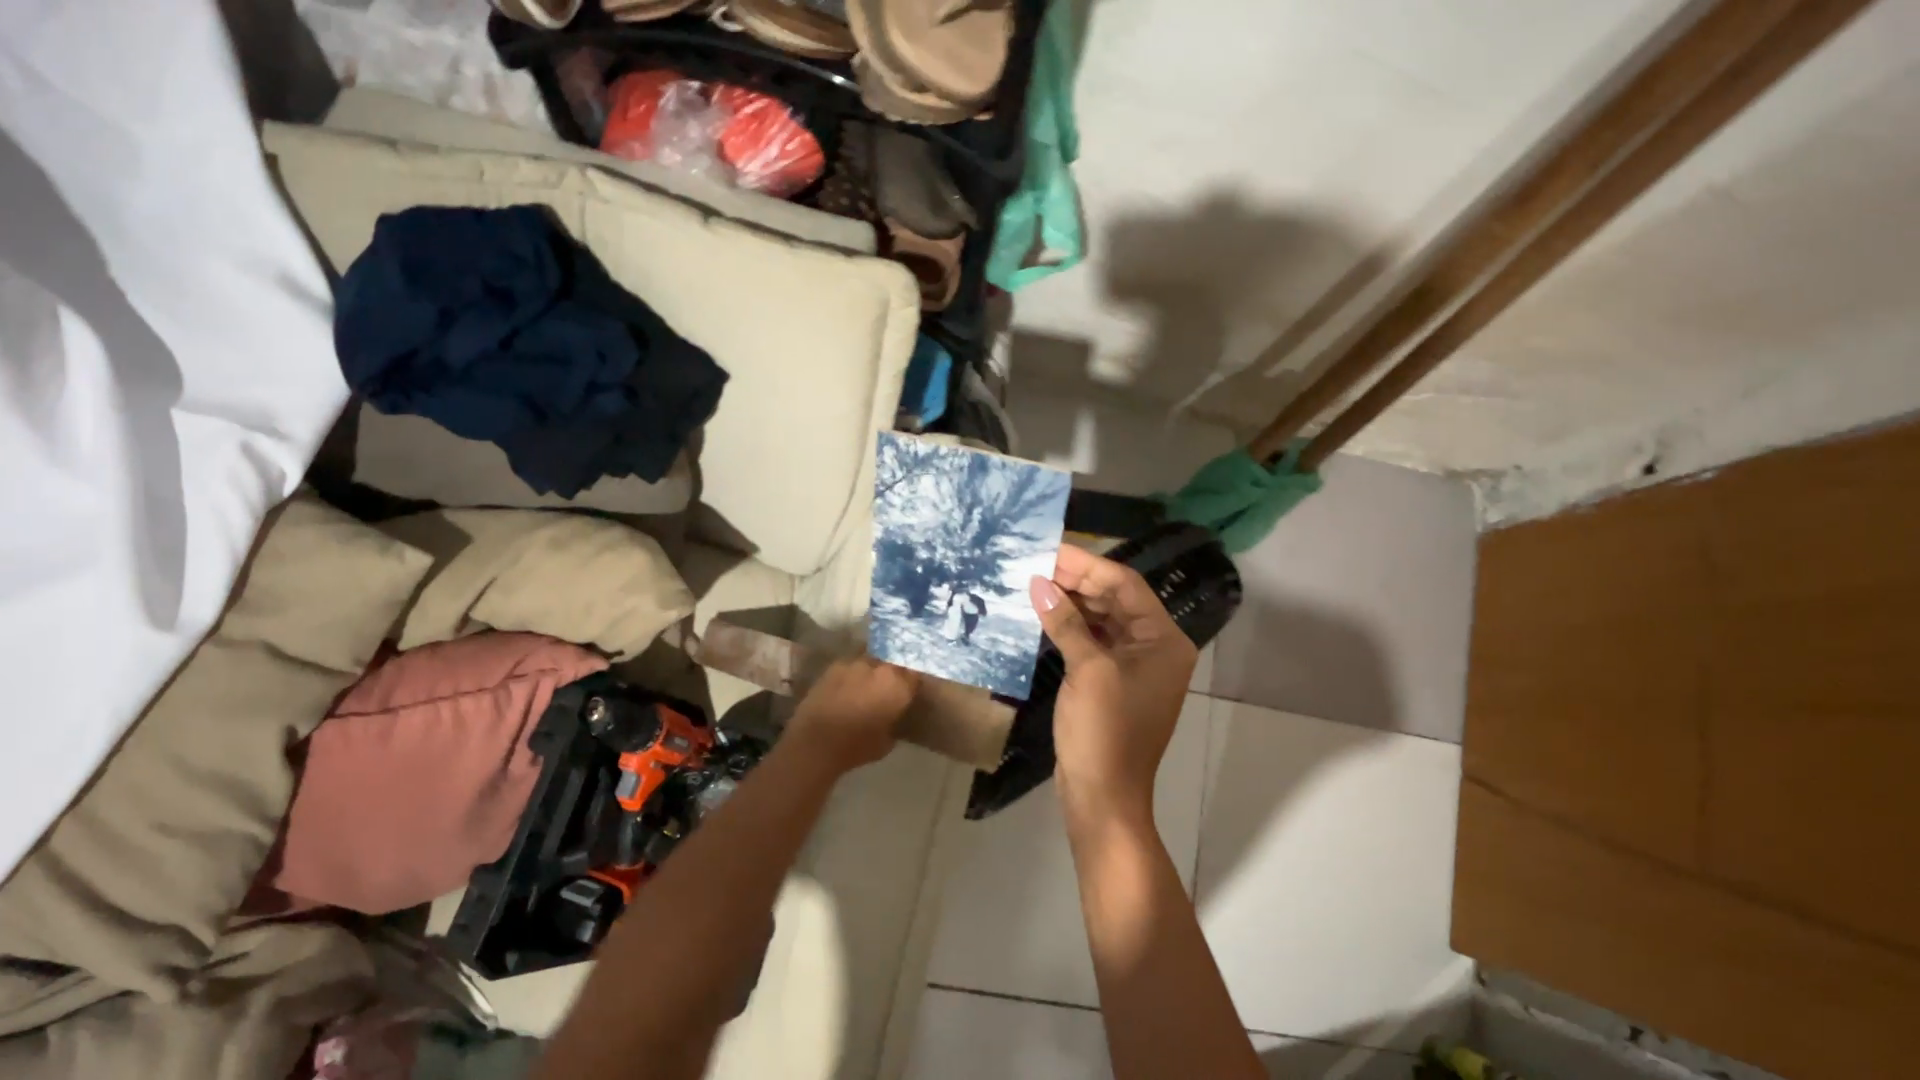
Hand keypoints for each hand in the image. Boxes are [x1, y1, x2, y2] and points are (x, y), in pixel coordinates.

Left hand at [783, 657, 916, 773]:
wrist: (815, 742)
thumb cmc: (856, 747)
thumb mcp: (887, 740)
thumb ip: (894, 719)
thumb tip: (892, 713)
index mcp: (898, 685)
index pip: (915, 672)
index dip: (913, 679)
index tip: (911, 687)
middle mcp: (880, 667)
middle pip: (894, 660)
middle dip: (894, 670)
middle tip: (891, 683)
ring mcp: (855, 663)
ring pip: (872, 659)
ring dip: (873, 668)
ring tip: (869, 682)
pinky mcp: (834, 665)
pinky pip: (851, 664)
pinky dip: (853, 672)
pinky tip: (849, 684)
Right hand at [1030, 546, 1196, 823]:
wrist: (1104, 797)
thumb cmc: (1104, 731)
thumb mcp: (1087, 670)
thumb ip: (1065, 621)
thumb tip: (1038, 582)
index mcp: (1163, 641)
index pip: (1126, 585)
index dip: (1087, 564)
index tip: (1050, 547)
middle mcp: (1155, 648)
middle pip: (1115, 599)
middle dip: (1076, 580)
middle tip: (1034, 562)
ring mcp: (1134, 667)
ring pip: (1102, 620)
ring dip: (1070, 602)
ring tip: (1032, 582)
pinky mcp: (1112, 683)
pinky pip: (1093, 643)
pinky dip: (1069, 627)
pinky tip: (1041, 614)